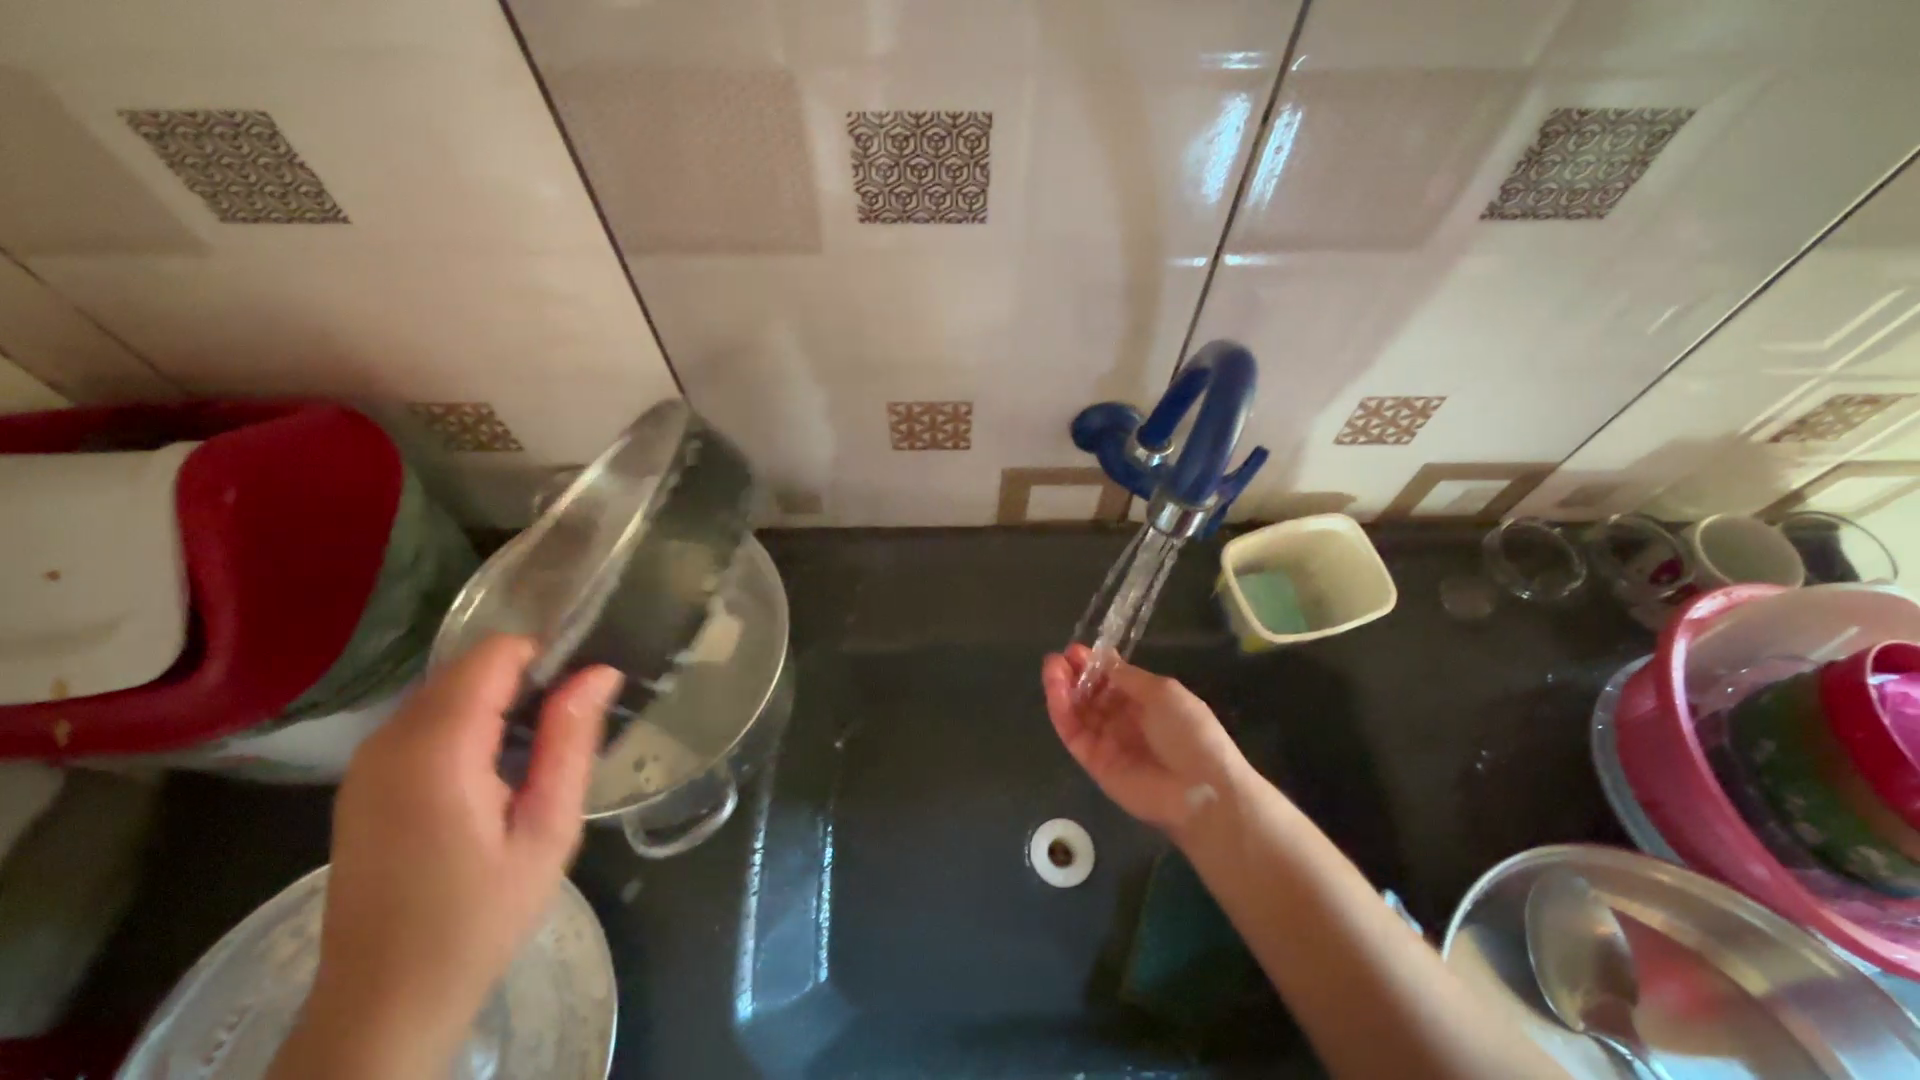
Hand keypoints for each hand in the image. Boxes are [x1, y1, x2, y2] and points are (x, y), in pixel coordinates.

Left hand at [281, 636, 618, 1077]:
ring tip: (533, 759)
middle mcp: (388, 739)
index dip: (546, 659)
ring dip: (492, 706)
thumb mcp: (547, 829)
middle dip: (521, 682)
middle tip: (566, 735)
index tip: (582, 696)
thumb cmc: (479, 917)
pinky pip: (420, 725)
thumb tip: (599, 672)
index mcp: (435, 748)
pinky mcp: (360, 784)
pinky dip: (462, 729)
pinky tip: (490, 780)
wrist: (385, 997)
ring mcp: (366, 762)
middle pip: (466, 670)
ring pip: (443, 694)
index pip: (494, 654)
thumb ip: (569, 742)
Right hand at [1041, 644, 1247, 834]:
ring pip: (1078, 712)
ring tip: (1051, 667)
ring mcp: (1108, 742)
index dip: (1095, 664)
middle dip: (1075, 674)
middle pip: (1093, 694)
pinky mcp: (1094, 762)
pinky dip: (1061, 711)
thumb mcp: (1164, 693)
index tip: (1076, 651)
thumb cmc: (1189, 732)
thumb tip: (1103, 660)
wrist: (1198, 788)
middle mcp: (1125, 720)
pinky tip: (1054, 690)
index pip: (1113, 679)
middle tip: (1058, 658)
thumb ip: (1129, 676)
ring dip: (1063, 688)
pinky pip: (1073, 733)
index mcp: (1148, 702)